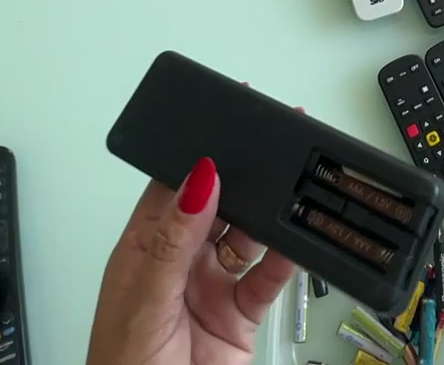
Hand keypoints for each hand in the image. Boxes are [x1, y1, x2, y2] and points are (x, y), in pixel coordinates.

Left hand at [87, 158, 298, 364]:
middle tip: (277, 154)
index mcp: (144, 251)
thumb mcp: (145, 309)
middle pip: (218, 205)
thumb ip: (173, 243)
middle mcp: (179, 263)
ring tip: (292, 191)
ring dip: (269, 216)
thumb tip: (200, 178)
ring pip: (247, 235)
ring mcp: (212, 287)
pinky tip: (299, 240)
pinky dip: (287, 256)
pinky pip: (268, 275)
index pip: (174, 187)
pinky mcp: (241, 314)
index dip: (202, 157)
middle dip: (246, 181)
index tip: (233, 129)